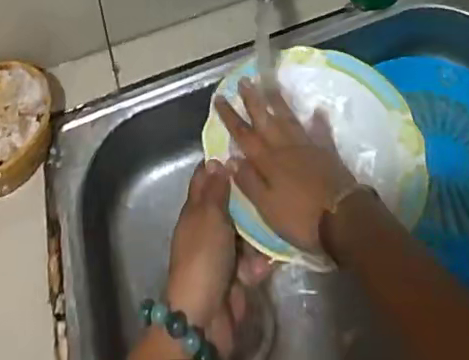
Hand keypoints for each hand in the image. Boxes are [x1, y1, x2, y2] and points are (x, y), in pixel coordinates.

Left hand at [163, 161, 269, 354]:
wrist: (204, 316)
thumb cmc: (203, 257)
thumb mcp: (209, 216)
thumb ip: (215, 190)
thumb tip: (214, 161)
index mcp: (194, 211)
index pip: (204, 180)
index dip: (218, 165)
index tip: (241, 150)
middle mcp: (207, 229)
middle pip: (230, 207)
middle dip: (248, 202)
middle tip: (271, 189)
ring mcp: (221, 254)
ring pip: (245, 235)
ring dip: (258, 236)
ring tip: (274, 230)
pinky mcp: (236, 277)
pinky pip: (252, 262)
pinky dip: (260, 263)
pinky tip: (270, 261)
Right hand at [216, 78, 361, 255]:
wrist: (345, 220)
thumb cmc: (301, 218)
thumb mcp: (267, 207)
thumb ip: (249, 182)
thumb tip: (230, 159)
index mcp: (267, 161)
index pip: (243, 135)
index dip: (230, 116)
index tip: (219, 97)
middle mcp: (285, 147)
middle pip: (265, 120)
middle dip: (252, 99)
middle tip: (244, 79)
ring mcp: (308, 147)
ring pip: (289, 119)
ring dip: (278, 101)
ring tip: (270, 84)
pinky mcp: (328, 154)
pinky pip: (321, 132)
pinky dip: (318, 121)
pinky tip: (317, 110)